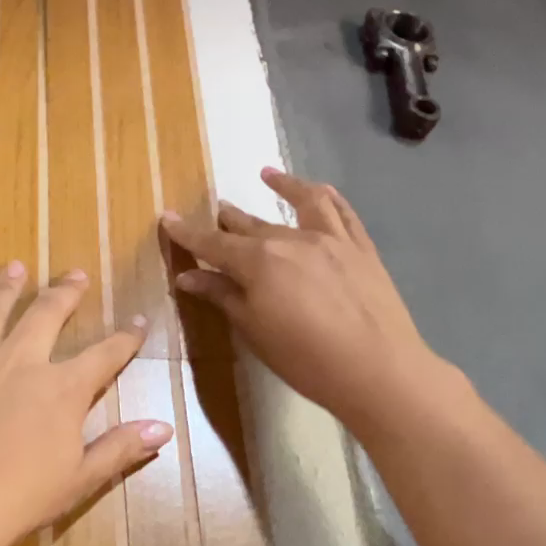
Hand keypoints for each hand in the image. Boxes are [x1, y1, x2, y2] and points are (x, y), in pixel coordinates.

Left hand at [0, 263, 171, 545]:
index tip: (138, 323)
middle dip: (65, 294)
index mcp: (60, 389)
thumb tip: (164, 428)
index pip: (103, 356)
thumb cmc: (14, 503)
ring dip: (5, 288)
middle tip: (76, 275)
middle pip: (47, 315)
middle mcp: (19, 361)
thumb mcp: (77, 480)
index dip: (124, 340)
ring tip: (14, 267)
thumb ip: (119, 449)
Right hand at [161, 167, 458, 430]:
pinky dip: (327, 196)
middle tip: (216, 211)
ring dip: (281, 187)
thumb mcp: (254, 331)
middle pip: (252, 224)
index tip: (167, 218)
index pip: (213, 243)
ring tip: (266, 175)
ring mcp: (331, 239)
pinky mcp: (361, 248)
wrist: (378, 370)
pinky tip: (320, 189)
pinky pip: (342, 212)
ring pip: (300, 204)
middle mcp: (291, 239)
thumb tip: (188, 276)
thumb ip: (223, 296)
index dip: (188, 233)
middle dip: (228, 218)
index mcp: (259, 261)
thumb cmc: (306, 359)